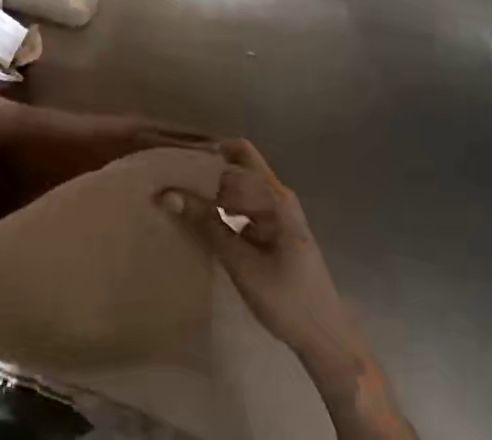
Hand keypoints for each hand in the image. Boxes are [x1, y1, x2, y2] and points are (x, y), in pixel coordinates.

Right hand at [160, 141, 414, 439]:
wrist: (325, 340)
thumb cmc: (288, 299)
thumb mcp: (241, 262)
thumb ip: (205, 225)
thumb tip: (167, 194)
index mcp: (276, 197)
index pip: (238, 153)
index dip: (208, 150)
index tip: (175, 158)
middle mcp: (277, 197)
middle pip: (235, 167)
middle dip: (204, 170)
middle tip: (167, 177)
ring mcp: (274, 215)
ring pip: (236, 189)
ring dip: (208, 191)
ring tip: (173, 195)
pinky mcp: (269, 233)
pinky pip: (239, 209)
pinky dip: (217, 210)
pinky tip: (194, 219)